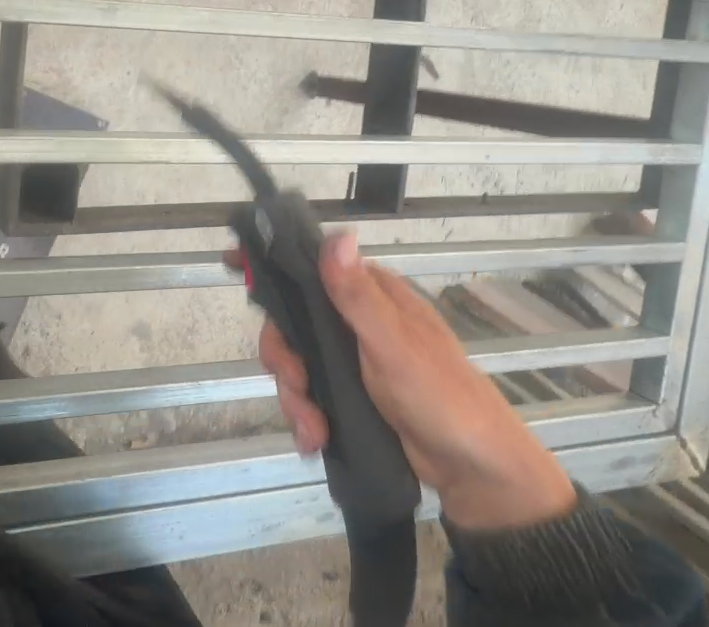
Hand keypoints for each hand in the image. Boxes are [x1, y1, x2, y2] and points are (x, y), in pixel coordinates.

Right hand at [257, 230, 576, 529]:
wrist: (476, 472)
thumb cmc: (441, 398)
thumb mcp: (394, 345)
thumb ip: (359, 296)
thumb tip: (337, 235)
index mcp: (372, 296)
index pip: (312, 266)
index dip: (271, 266)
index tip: (232, 263)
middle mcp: (357, 322)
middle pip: (292, 323)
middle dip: (284, 359)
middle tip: (294, 382)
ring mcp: (353, 360)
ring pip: (297, 363)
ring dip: (295, 397)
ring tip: (313, 429)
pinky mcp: (350, 395)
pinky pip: (310, 394)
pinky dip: (306, 416)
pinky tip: (315, 438)